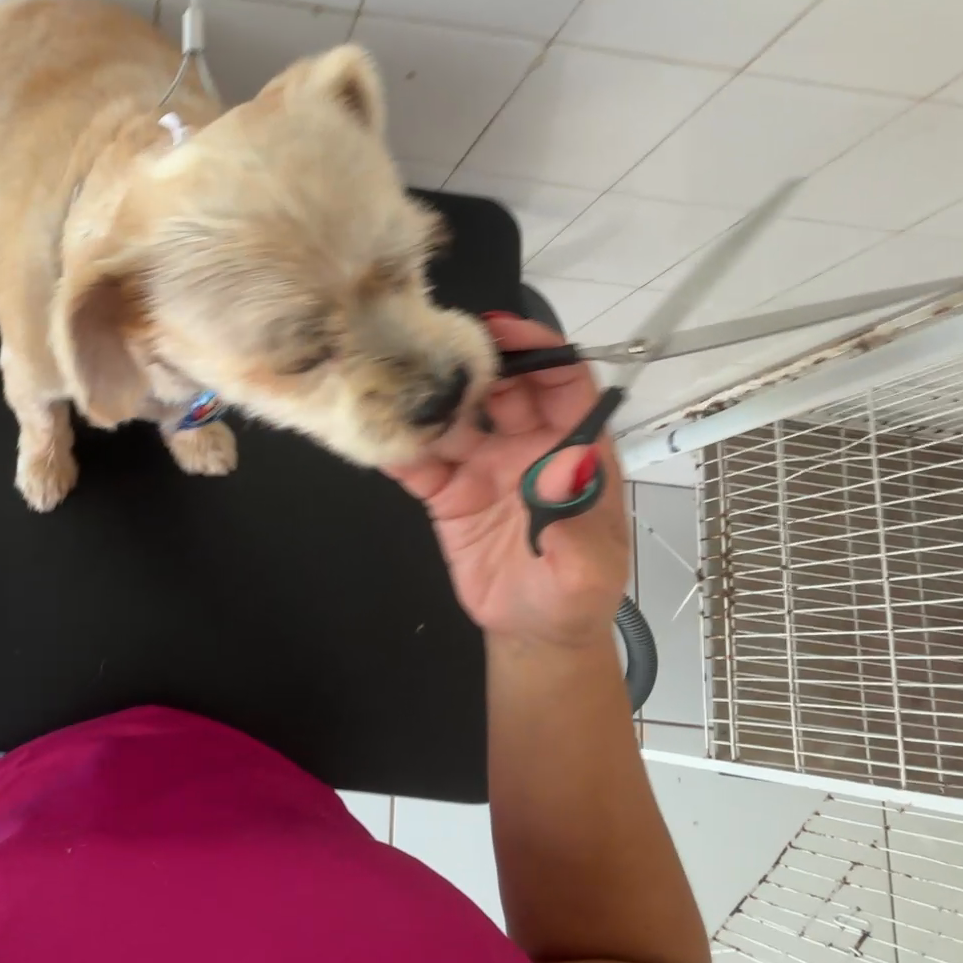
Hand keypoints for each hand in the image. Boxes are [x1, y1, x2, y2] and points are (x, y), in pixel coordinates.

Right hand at [388, 314, 629, 649]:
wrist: (528, 631)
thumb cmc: (571, 598)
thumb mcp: (587, 569)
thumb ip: (576, 526)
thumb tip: (558, 474)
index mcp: (572, 452)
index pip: (563, 386)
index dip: (538, 352)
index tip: (501, 332)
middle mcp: (526, 447)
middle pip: (500, 390)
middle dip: (469, 366)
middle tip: (430, 351)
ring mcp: (482, 467)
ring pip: (453, 420)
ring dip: (426, 403)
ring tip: (391, 388)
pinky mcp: (446, 493)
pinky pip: (419, 463)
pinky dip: (398, 449)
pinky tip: (376, 437)